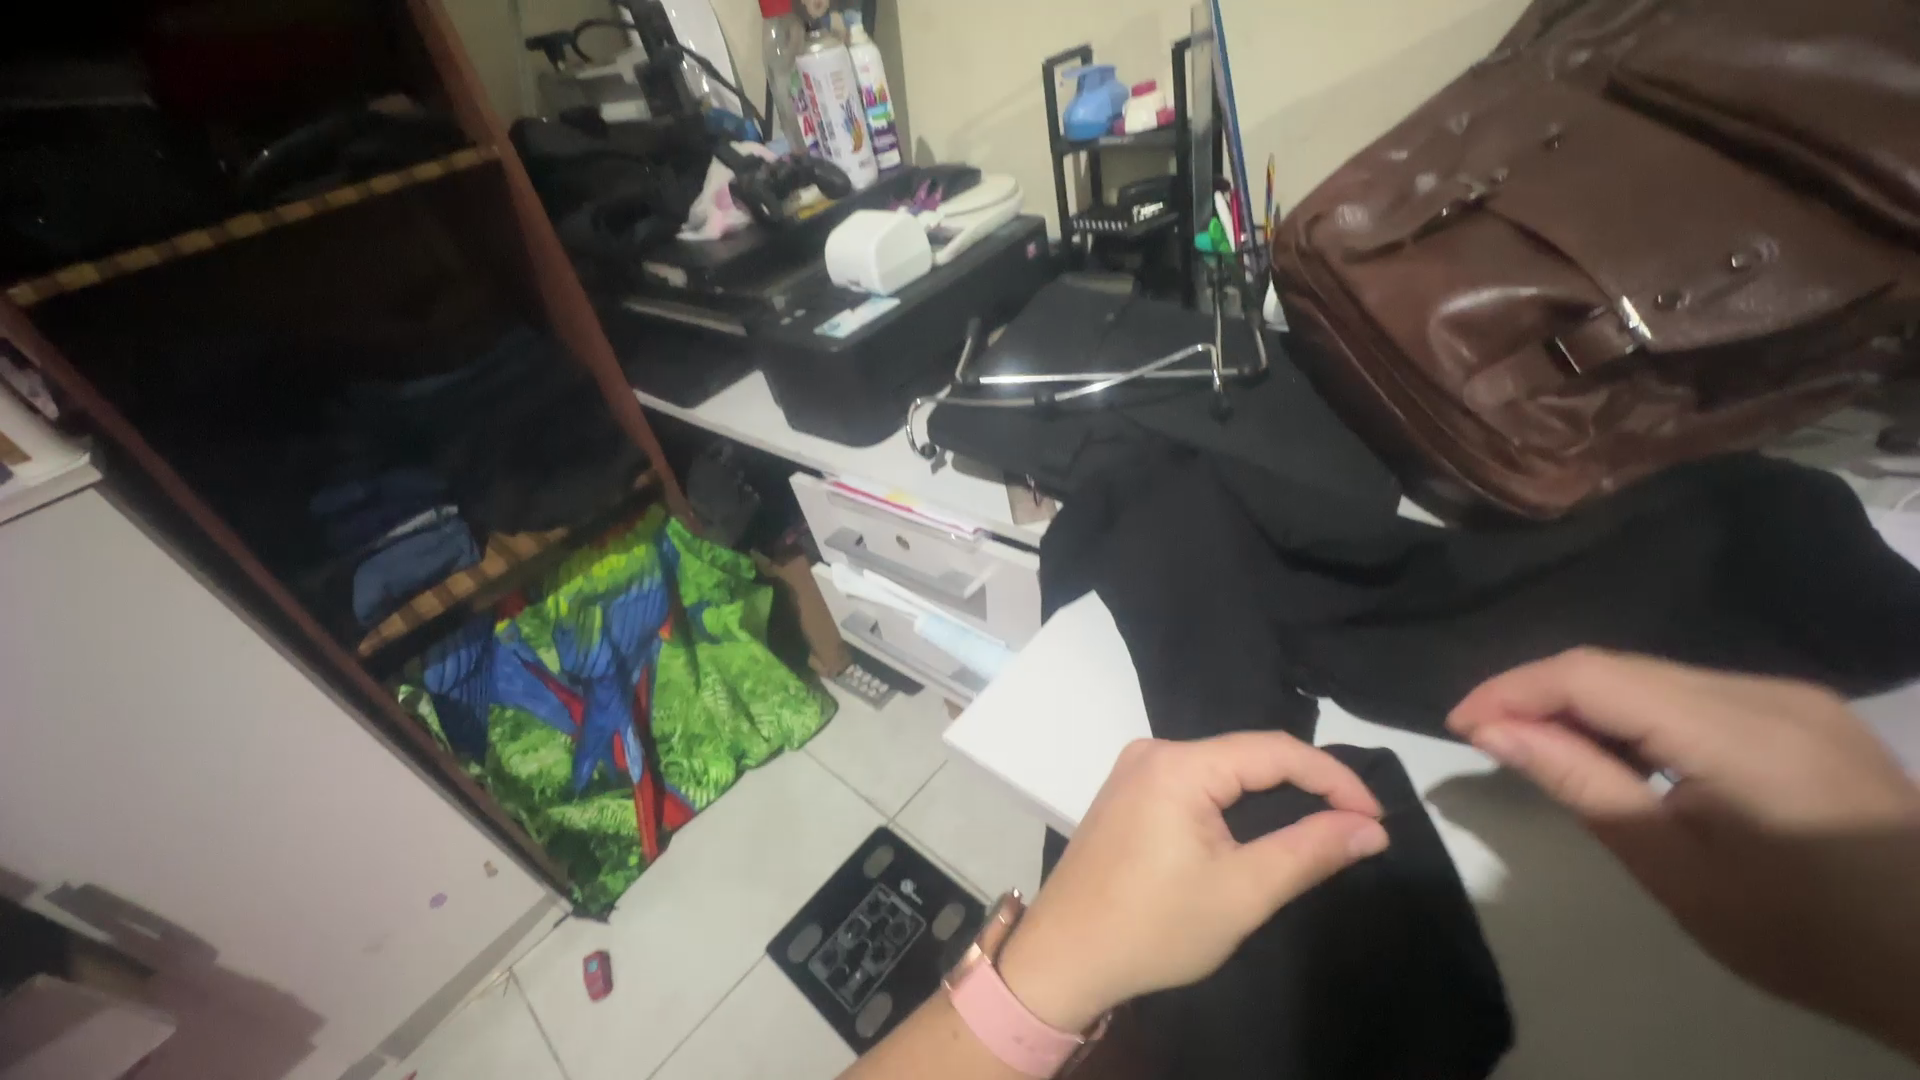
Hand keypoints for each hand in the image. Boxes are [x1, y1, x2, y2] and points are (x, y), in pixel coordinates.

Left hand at [994, 733, 1389, 1032]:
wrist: (1065, 954)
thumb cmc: (1154, 927)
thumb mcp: (1241, 893)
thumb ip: (1308, 851)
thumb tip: (1370, 827)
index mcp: (1177, 765)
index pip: (1273, 750)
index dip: (1333, 777)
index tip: (1376, 817)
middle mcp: (1153, 752)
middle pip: (1245, 754)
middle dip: (1304, 784)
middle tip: (1355, 823)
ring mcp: (1134, 770)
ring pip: (1220, 769)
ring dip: (1269, 793)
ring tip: (1319, 822)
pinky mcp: (1127, 792)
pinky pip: (1193, 782)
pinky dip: (1232, 801)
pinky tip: (1256, 825)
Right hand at [1448, 648, 1919, 1059]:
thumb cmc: (1804, 937)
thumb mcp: (1671, 868)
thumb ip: (1578, 783)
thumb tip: (1490, 729)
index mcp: (1741, 735)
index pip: (1591, 676)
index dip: (1511, 689)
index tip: (1459, 725)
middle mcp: (1767, 694)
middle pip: (1616, 667)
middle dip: (1536, 694)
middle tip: (1486, 736)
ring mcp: (1790, 698)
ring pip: (1645, 675)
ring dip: (1578, 702)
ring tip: (1535, 744)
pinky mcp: (1799, 712)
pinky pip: (1682, 691)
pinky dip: (1625, 710)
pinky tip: (1609, 748)